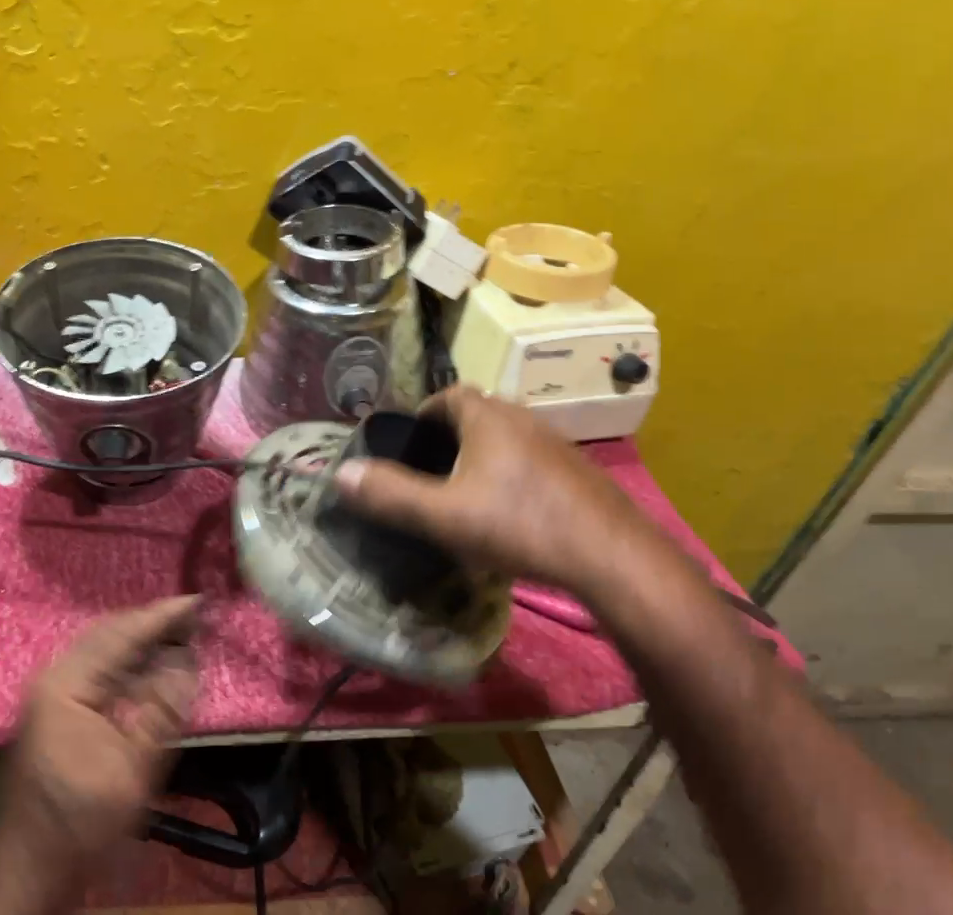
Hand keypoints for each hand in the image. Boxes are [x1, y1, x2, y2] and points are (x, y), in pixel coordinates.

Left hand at [0, 596, 203, 914]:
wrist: (27, 867)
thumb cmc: (78, 821)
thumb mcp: (131, 770)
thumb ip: (161, 710)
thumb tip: (188, 660)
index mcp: (66, 683)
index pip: (121, 634)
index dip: (162, 616)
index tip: (199, 601)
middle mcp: (55, 677)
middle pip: (110, 635)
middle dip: (154, 624)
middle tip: (197, 617)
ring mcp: (53, 694)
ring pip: (104, 652)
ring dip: (143, 643)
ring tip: (183, 635)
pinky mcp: (59, 713)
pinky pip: (100, 672)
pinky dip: (130, 665)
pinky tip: (154, 669)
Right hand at [333, 387, 663, 594]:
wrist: (612, 556)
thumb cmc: (520, 525)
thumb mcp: (444, 516)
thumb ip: (391, 494)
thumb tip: (340, 474)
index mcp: (488, 418)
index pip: (449, 395)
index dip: (424, 414)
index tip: (410, 445)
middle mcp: (523, 419)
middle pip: (478, 415)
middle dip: (450, 437)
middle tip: (430, 473)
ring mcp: (557, 445)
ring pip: (507, 439)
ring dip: (483, 457)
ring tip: (465, 495)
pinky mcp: (578, 473)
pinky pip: (532, 462)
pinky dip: (512, 476)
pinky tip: (510, 515)